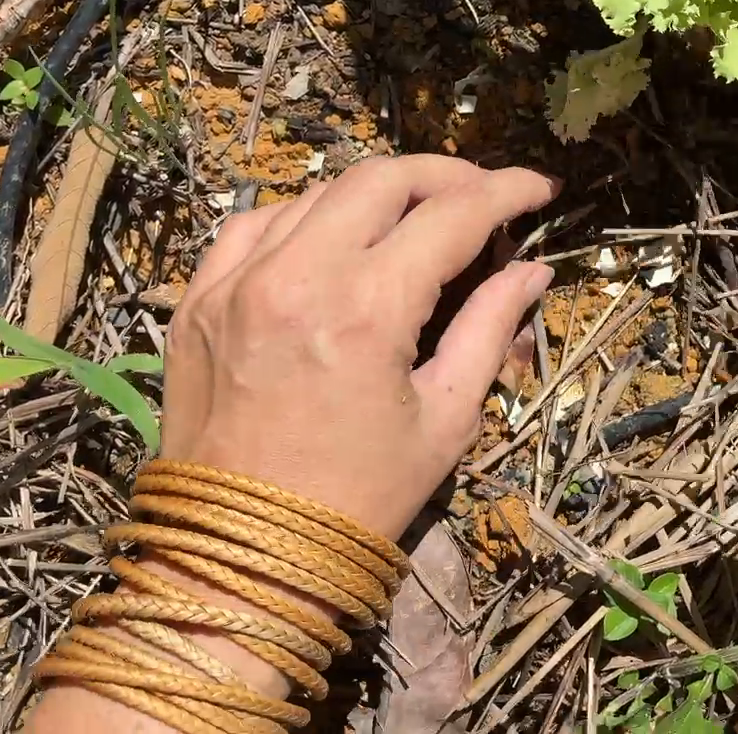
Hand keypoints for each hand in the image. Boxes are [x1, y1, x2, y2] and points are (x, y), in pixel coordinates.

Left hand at [161, 155, 557, 540]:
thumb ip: (491, 326)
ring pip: (322, 190)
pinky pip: (256, 223)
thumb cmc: (362, 496)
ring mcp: (236, 283)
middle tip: (483, 195)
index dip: (508, 191)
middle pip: (384, 178)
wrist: (239, 564)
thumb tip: (532, 270)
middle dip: (448, 174)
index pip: (455, 215)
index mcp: (369, 309)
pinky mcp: (198, 300)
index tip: (540, 187)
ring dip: (383, 192)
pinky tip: (336, 235)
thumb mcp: (447, 416)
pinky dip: (310, 213)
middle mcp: (298, 276)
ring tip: (419, 216)